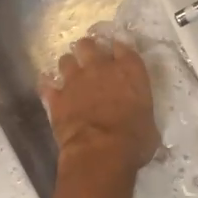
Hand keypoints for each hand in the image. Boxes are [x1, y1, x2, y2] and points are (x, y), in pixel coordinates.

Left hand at [41, 34, 160, 176]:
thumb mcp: (150, 126)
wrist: (100, 152)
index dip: (120, 50)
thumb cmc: (134, 141)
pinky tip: (51, 90)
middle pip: (89, 45)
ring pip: (65, 60)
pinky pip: (47, 85)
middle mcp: (101, 68)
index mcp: (130, 72)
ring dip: (69, 66)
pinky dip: (49, 87)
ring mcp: (75, 81)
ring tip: (71, 75)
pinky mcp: (57, 98)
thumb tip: (141, 120)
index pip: (124, 48)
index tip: (119, 54)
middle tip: (90, 59)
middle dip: (88, 50)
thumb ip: (142, 113)